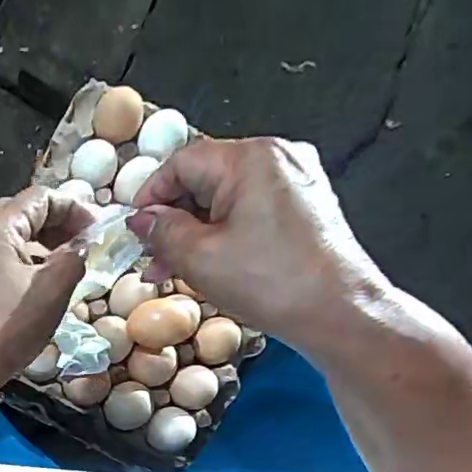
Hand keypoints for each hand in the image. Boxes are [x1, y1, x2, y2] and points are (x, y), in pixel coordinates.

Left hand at [0, 186, 93, 383]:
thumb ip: (74, 257)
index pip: (41, 198)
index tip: (97, 231)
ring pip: (10, 239)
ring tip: (65, 268)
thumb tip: (81, 246)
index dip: (74, 208)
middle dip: (57, 225)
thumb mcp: (52, 288)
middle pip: (22, 214)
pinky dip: (23, 264)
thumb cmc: (8, 324)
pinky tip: (37, 287)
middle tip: (82, 246)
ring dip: (41, 246)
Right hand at [129, 137, 387, 346]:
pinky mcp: (301, 206)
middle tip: (150, 255)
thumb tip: (141, 220)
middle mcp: (277, 159)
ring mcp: (293, 182)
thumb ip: (162, 231)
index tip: (135, 227)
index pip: (181, 162)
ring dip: (193, 231)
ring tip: (172, 268)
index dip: (150, 196)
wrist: (337, 312)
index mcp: (251, 159)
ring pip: (224, 198)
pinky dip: (221, 234)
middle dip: (171, 218)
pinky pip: (247, 211)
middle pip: (203, 178)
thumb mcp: (199, 257)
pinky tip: (205, 264)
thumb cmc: (276, 282)